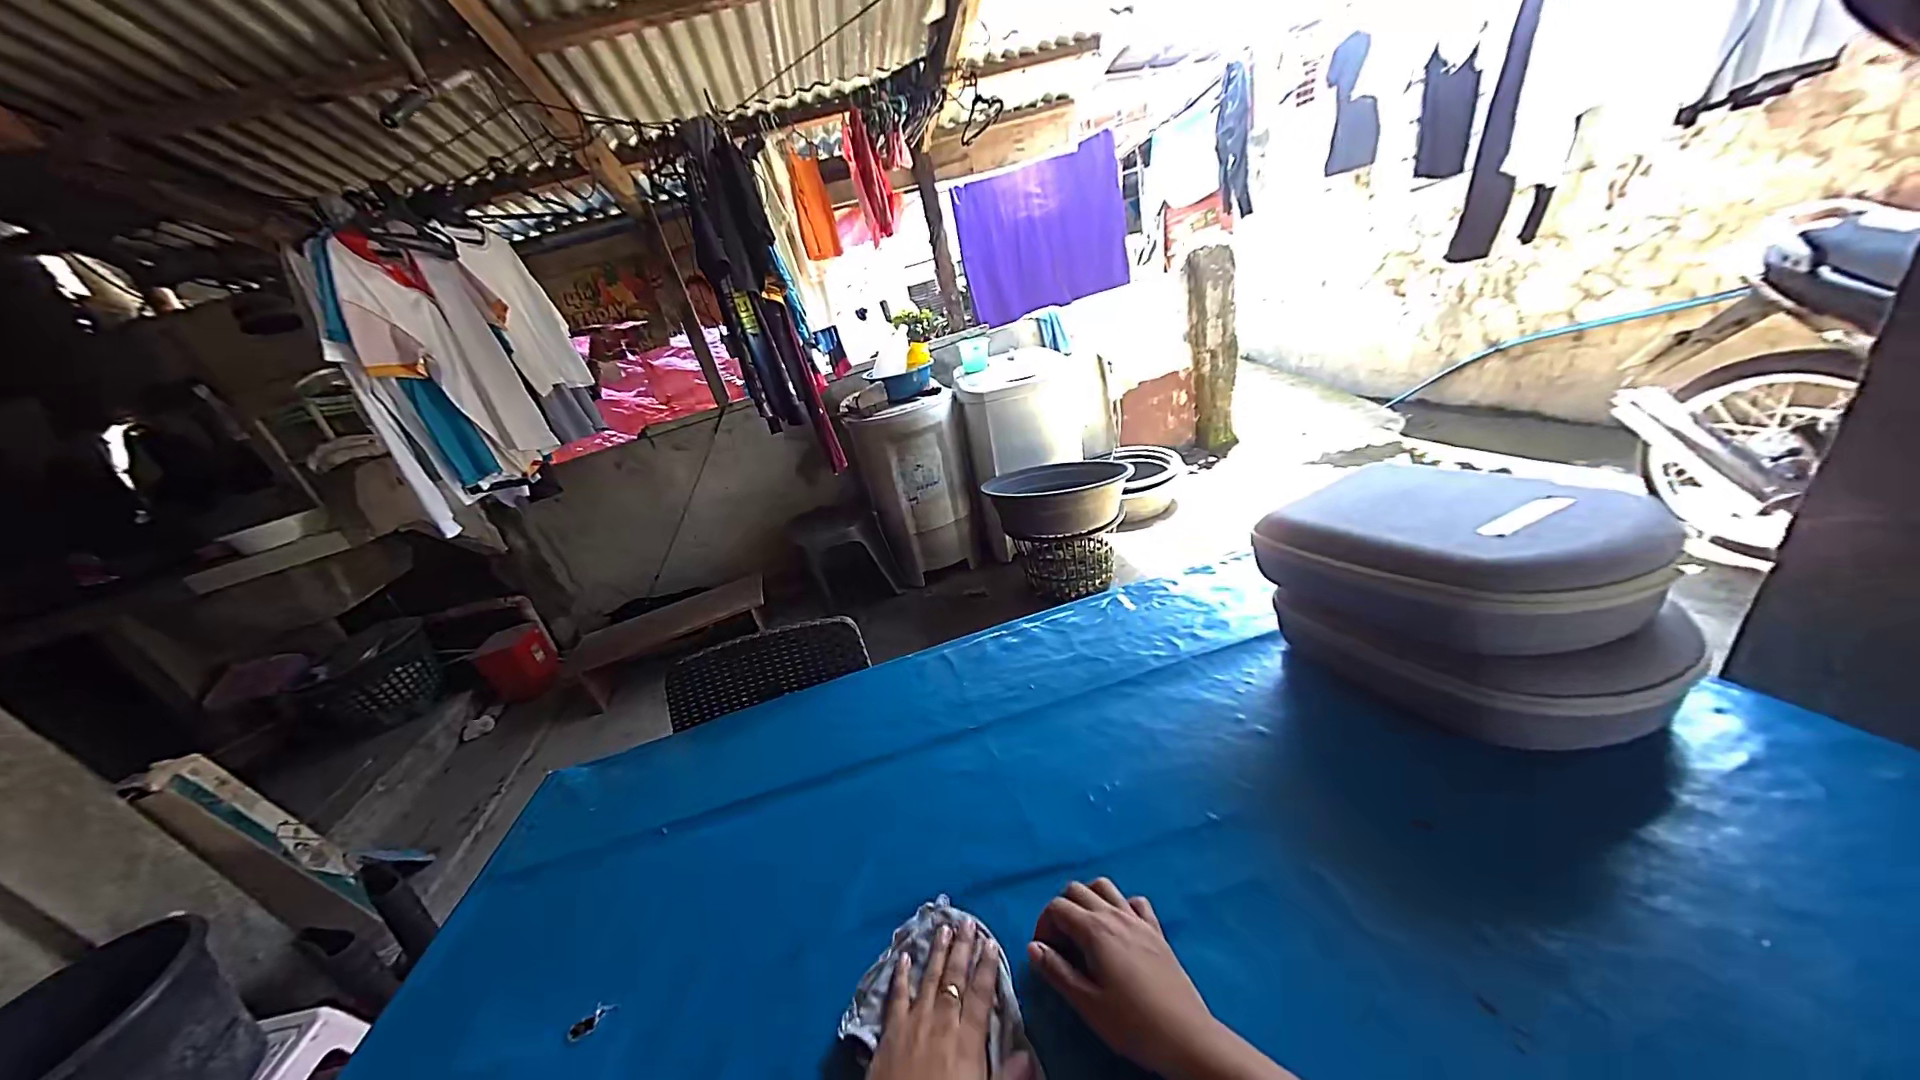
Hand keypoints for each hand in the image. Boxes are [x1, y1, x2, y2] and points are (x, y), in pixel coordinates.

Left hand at [871, 919, 1033, 1079]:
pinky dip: (900, 975)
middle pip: (954, 979)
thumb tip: (1029, 1053)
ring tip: (942, 928)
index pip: (981, 995)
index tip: (990, 942)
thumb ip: (1007, 1076)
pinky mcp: (890, 1031)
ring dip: (936, 952)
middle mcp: (942, 1023)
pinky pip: (896, 996)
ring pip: (928, 979)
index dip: (987, 967)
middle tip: (966, 922)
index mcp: (968, 1040)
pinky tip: (902, 957)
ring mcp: (914, 1023)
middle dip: (962, 949)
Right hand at [1029, 879, 1296, 1079]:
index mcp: (1095, 930)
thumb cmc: (1132, 1023)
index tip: (1045, 953)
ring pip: (1105, 886)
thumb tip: (1033, 947)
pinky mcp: (1157, 931)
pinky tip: (1119, 931)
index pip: (1057, 907)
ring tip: (1086, 932)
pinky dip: (1121, 906)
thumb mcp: (1087, 1003)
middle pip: (1077, 889)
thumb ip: (1057, 971)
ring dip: (1089, 900)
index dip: (1043, 925)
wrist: (1186, 1037)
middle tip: (1062, 944)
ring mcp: (1138, 920)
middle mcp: (1115, 915)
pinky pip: (1135, 902)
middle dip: (1062, 910)